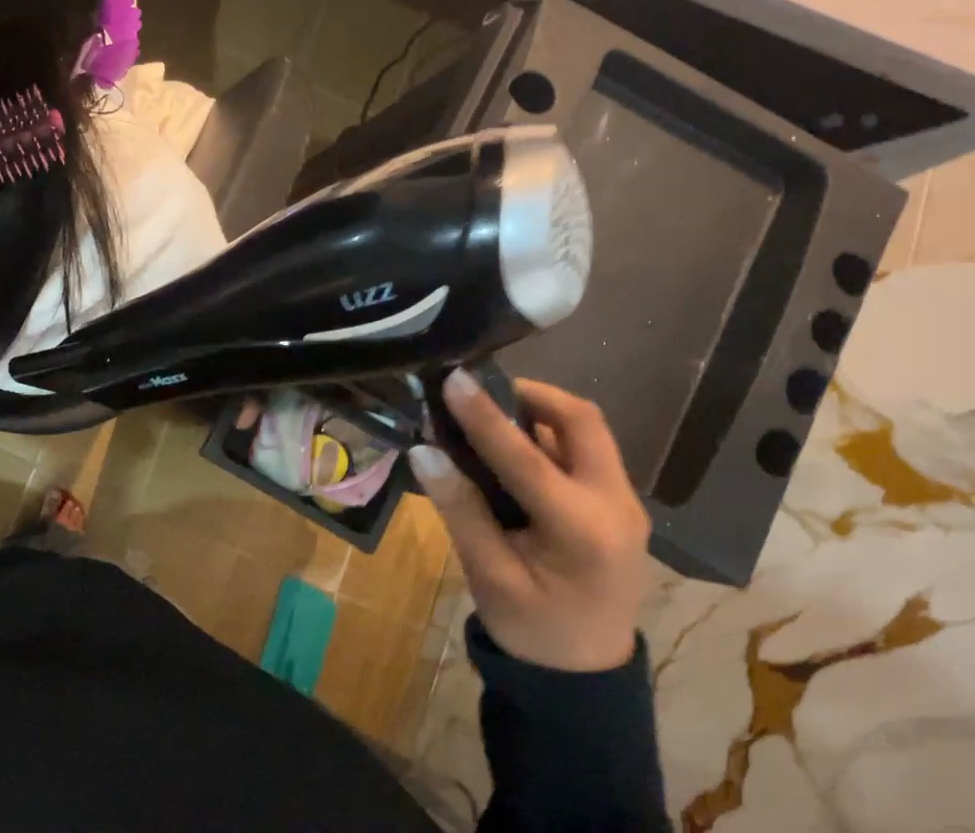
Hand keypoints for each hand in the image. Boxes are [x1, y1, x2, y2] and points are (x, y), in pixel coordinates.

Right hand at [409, 371, 649, 672]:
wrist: (584, 673)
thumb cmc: (531, 627)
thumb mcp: (488, 574)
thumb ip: (461, 510)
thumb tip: (425, 452)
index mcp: (583, 529)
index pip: (527, 456)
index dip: (485, 414)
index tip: (452, 378)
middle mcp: (616, 505)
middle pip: (582, 423)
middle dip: (531, 395)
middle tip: (480, 391)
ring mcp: (624, 504)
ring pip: (588, 434)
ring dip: (540, 413)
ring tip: (488, 413)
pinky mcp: (618, 507)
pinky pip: (586, 454)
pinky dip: (548, 436)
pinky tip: (511, 447)